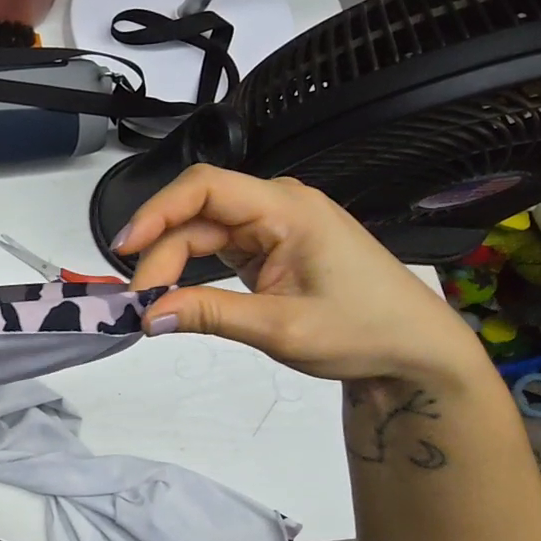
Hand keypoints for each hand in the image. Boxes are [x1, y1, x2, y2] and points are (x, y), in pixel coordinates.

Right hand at [112, 165, 483, 383]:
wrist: (416, 353)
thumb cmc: (363, 333)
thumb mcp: (281, 328)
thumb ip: (209, 315)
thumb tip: (145, 316)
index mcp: (287, 209)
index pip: (204, 187)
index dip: (157, 211)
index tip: (124, 249)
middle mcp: (276, 206)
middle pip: (196, 214)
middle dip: (161, 252)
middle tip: (139, 301)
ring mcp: (272, 226)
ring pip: (200, 231)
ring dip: (171, 262)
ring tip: (151, 301)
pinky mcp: (268, 247)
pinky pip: (215, 247)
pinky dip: (189, 270)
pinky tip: (174, 293)